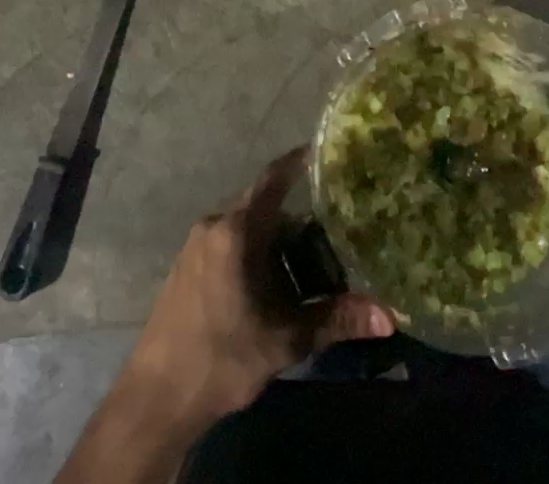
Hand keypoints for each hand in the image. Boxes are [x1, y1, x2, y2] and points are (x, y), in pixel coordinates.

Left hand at [123, 147, 393, 422]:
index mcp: (235, 231)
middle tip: (344, 219)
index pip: (273, 180)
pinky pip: (232, 243)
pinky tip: (282, 278)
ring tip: (322, 252)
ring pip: (249, 227)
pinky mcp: (189, 266)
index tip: (330, 152)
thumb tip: (390, 315)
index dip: (300, 162)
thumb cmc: (221, 358)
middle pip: (266, 206)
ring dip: (281, 238)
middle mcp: (214, 227)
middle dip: (302, 213)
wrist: (157, 396)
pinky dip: (260, 251)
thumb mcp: (285, 339)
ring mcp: (197, 246)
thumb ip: (336, 320)